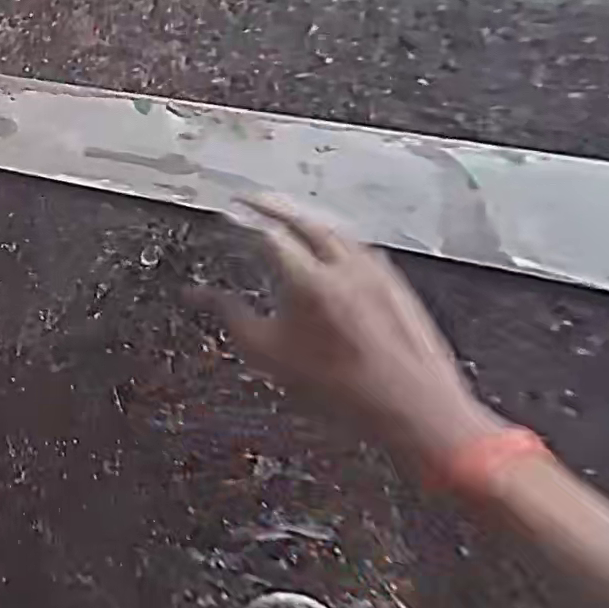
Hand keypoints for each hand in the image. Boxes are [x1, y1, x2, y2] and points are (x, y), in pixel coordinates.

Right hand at [206, 196, 506, 464]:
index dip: (246, 216)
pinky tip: (332, 248)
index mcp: (309, 281)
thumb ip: (227, 313)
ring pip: (338, 232)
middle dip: (277, 205)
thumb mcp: (265, 351)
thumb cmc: (337, 386)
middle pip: (307, 221)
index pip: (270, 233)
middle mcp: (346, 269)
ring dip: (309, 219)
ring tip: (290, 216)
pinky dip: (337, 239)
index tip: (230, 207)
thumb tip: (197, 295)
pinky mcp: (397, 288)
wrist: (411, 409)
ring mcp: (377, 276)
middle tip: (254, 198)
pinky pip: (361, 249)